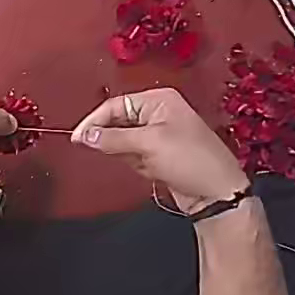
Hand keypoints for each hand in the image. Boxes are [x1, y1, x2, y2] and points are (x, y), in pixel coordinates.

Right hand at [72, 88, 249, 213]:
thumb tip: (83, 136)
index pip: (116, 105)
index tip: (76, 139)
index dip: (94, 121)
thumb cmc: (188, 159)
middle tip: (120, 155)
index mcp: (158, 100)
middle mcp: (157, 113)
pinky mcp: (158, 154)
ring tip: (146, 164)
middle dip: (115, 140)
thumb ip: (113, 138)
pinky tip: (152, 171)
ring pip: (123, 140)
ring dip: (127, 154)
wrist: (217, 193)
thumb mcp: (149, 144)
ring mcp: (158, 134)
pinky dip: (136, 164)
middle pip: (118, 122)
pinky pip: (133, 154)